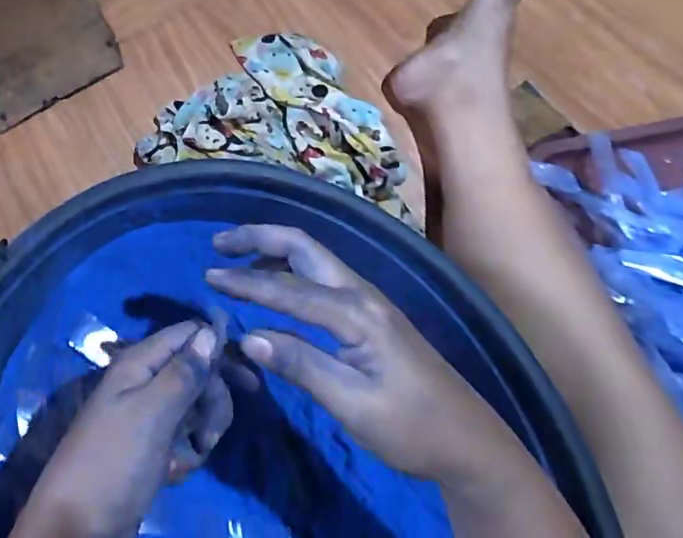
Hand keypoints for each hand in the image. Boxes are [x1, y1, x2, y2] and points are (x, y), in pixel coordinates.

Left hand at [10, 321, 230, 537]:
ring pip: (194, 408)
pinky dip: (186, 455)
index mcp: (139, 362)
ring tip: (189, 456)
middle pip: (196, 372)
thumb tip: (211, 330)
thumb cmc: (114, 461)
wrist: (78, 526)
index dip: (218, 349)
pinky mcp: (151, 448)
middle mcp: (144, 381)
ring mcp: (147, 416)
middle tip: (208, 433)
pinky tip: (174, 472)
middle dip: (212, 401)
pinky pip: (183, 439)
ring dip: (200, 433)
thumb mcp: (151, 414)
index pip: (186, 335)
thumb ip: (182, 373)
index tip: (249, 380)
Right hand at [204, 225, 532, 488]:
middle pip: (302, 246)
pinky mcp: (368, 311)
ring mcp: (367, 298)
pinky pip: (320, 272)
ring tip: (235, 257)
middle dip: (258, 237)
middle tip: (219, 244)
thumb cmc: (413, 429)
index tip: (209, 278)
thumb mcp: (354, 406)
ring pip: (311, 255)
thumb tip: (247, 338)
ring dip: (271, 248)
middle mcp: (360, 293)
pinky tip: (273, 283)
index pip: (287, 289)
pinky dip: (288, 266)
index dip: (245, 282)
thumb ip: (301, 366)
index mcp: (356, 314)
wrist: (472, 445)